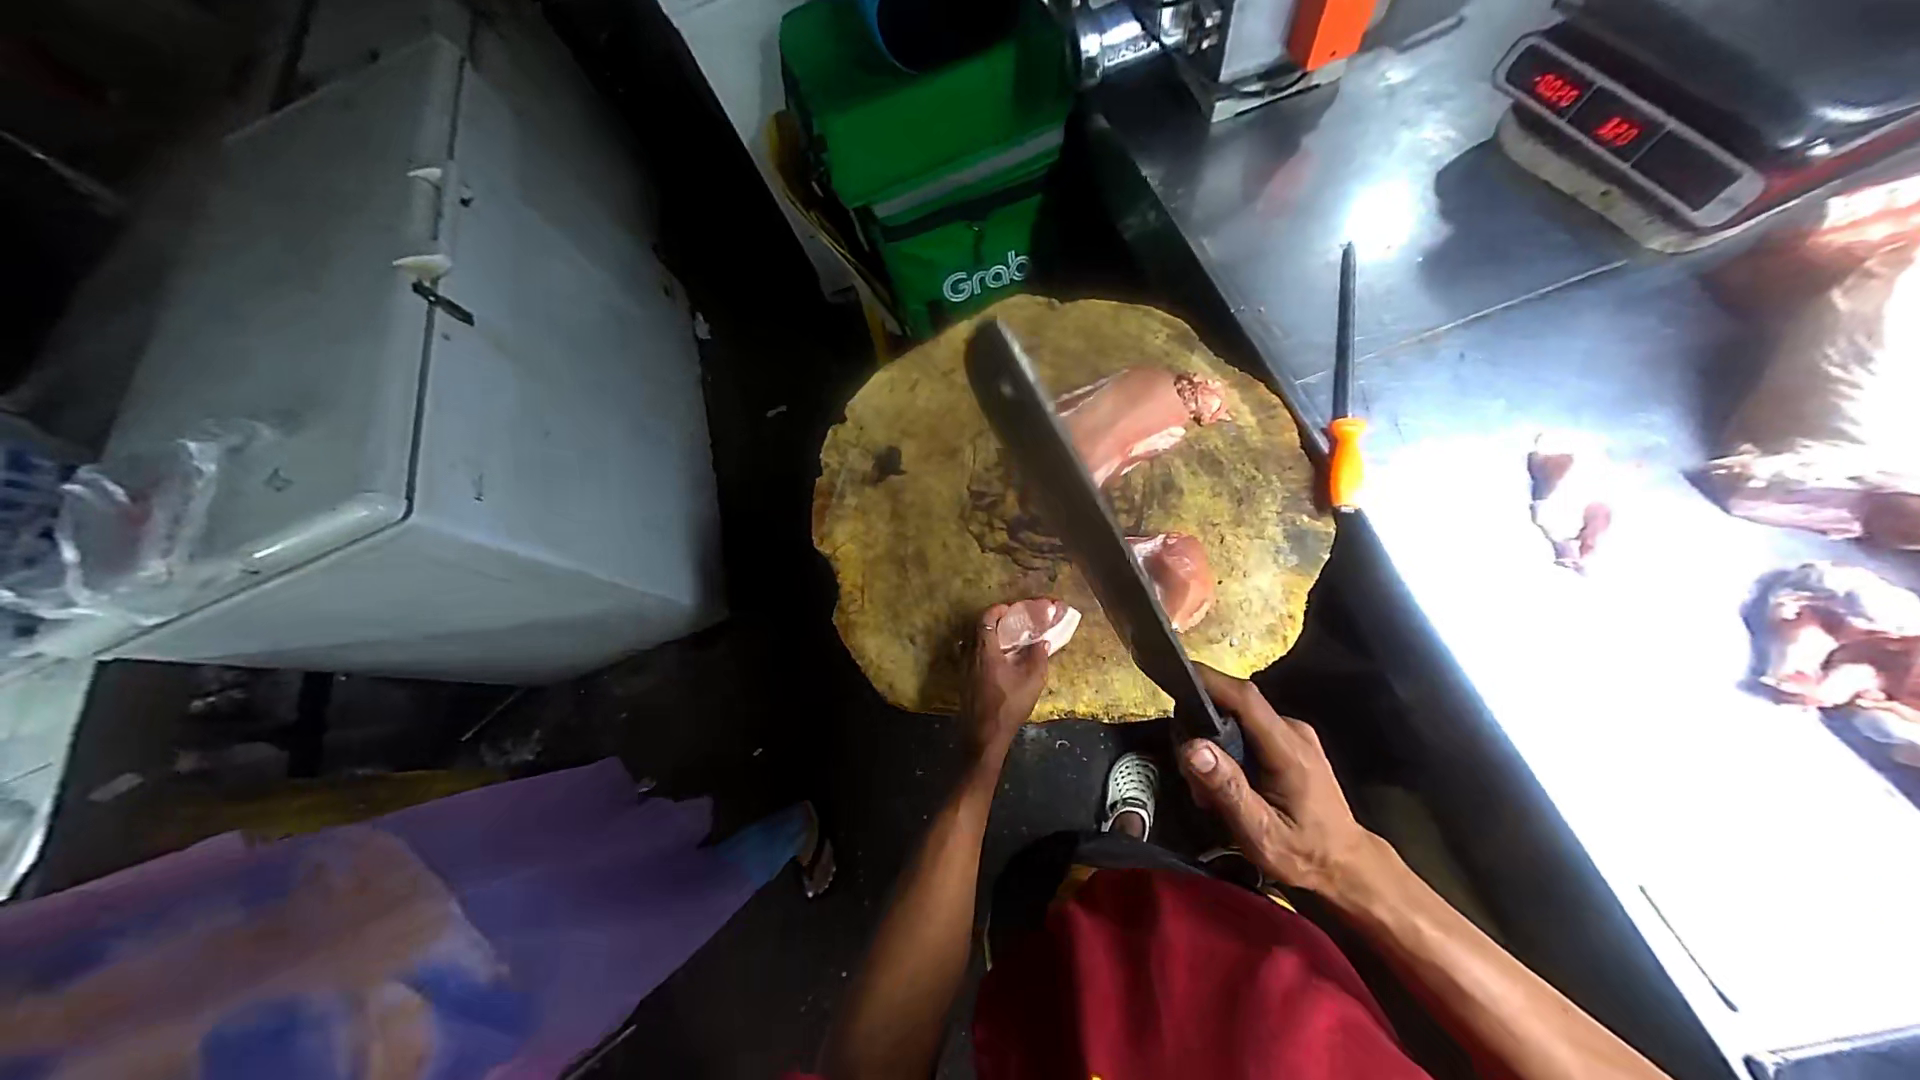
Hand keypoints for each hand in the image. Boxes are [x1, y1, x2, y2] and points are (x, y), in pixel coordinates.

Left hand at [962, 604, 1049, 765]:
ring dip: (988, 637)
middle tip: (1011, 623)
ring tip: (1006, 641)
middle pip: (978, 630)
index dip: (997, 610)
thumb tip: (1042, 641)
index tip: (1009, 609)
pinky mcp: (964, 681)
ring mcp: (964, 669)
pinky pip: (973, 657)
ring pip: (974, 644)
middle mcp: (970, 656)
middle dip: (993, 622)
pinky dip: (985, 651)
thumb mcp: (1032, 680)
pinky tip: (999, 662)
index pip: (985, 620)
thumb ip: (1038, 657)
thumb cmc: (1008, 705)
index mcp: (984, 650)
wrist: (984, 735)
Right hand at [1177, 664, 1377, 895]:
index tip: (1174, 674)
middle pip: (1234, 705)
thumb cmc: (1305, 856)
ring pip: (1237, 718)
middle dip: (1201, 727)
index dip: (1208, 681)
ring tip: (1209, 792)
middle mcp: (1293, 731)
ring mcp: (1293, 733)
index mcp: (1289, 750)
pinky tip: (1226, 783)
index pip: (1244, 698)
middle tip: (1190, 776)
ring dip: (1212, 743)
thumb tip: (1191, 747)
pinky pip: (1245, 728)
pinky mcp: (1288, 740)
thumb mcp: (1261, 835)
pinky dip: (1226, 748)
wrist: (1346, 867)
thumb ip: (1227, 790)